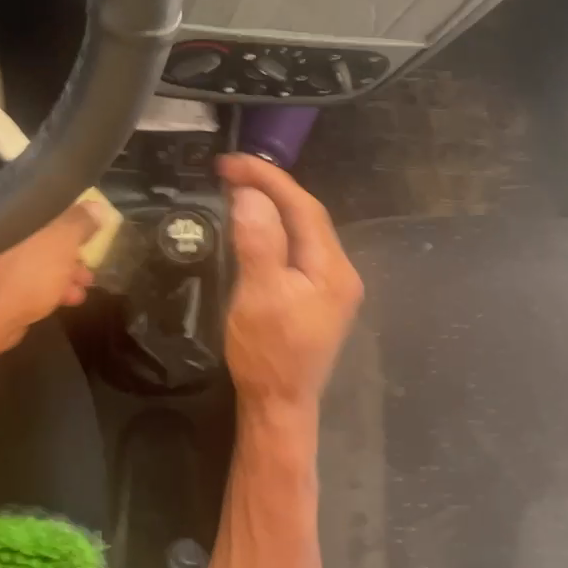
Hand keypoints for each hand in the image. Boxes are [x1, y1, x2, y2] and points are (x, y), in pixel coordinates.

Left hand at [0, 202, 100, 343]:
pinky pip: (30, 280)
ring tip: (85, 287)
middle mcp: (4, 230)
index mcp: (16, 213)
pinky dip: (50, 286)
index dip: (73, 216)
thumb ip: (80, 222)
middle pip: (43, 235)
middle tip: (90, 264)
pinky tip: (69, 300)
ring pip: (38, 259)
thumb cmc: (29, 271)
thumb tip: (96, 205)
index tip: (92, 228)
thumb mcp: (63, 241)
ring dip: (65, 272)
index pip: (47, 205)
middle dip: (71, 250)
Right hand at [218, 155, 363, 409]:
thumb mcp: (258, 294)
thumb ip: (258, 242)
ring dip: (271, 205)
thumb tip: (250, 195)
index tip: (230, 163)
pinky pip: (295, 248)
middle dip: (269, 187)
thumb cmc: (266, 351)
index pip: (303, 207)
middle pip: (306, 215)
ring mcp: (329, 286)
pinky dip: (273, 228)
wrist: (277, 404)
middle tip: (228, 171)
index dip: (268, 178)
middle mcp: (339, 272)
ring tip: (237, 188)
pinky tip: (253, 225)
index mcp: (332, 268)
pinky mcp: (314, 297)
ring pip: (301, 231)